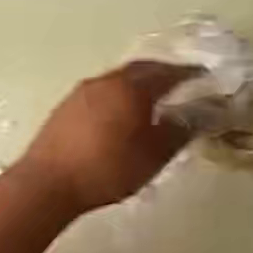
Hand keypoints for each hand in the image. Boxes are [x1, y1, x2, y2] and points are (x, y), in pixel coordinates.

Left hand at [13, 61, 199, 213]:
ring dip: (136, 84)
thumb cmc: (107, 168)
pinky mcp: (62, 110)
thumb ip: (181, 129)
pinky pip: (98, 94)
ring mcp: (76, 95)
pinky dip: (116, 96)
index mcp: (127, 88)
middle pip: (136, 70)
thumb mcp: (156, 153)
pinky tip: (123, 112)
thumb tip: (199, 113)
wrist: (47, 182)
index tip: (206, 77)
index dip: (189, 74)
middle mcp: (100, 84)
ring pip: (114, 81)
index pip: (166, 72)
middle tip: (183, 82)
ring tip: (156, 98)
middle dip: (161, 73)